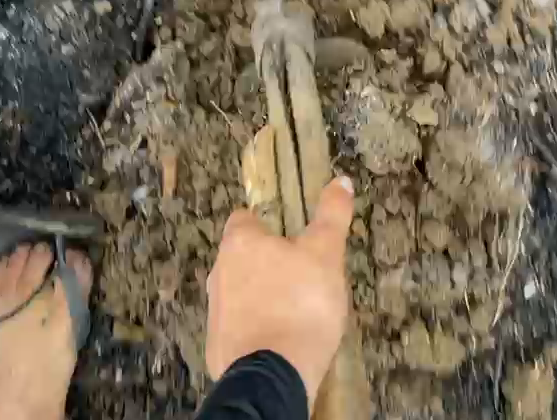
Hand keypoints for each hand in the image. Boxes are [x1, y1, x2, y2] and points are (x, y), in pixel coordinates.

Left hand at [204, 176, 354, 404]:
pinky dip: (255, 330)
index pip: (243, 219)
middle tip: (298, 274)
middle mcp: (218, 272)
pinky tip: (280, 339)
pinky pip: (238, 330)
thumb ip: (332, 214)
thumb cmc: (301, 302)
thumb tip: (341, 180)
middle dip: (264, 262)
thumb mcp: (327, 253)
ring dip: (259, 296)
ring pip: (237, 293)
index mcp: (240, 243)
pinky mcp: (217, 349)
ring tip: (293, 309)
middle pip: (240, 257)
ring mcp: (215, 313)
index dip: (263, 224)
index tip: (286, 236)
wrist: (275, 375)